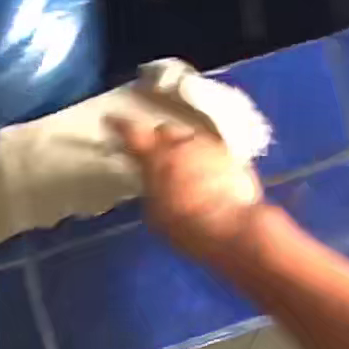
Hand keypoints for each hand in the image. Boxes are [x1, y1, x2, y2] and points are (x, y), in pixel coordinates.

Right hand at [109, 116, 263, 258]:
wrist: (232, 228)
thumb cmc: (185, 226)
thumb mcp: (155, 212)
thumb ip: (152, 188)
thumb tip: (154, 182)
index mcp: (155, 156)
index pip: (131, 132)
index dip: (120, 126)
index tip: (112, 121)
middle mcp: (183, 143)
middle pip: (166, 131)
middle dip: (161, 141)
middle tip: (159, 156)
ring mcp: (211, 147)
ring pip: (194, 140)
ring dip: (188, 150)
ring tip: (188, 168)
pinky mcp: (235, 157)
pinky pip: (215, 153)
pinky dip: (209, 161)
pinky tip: (212, 177)